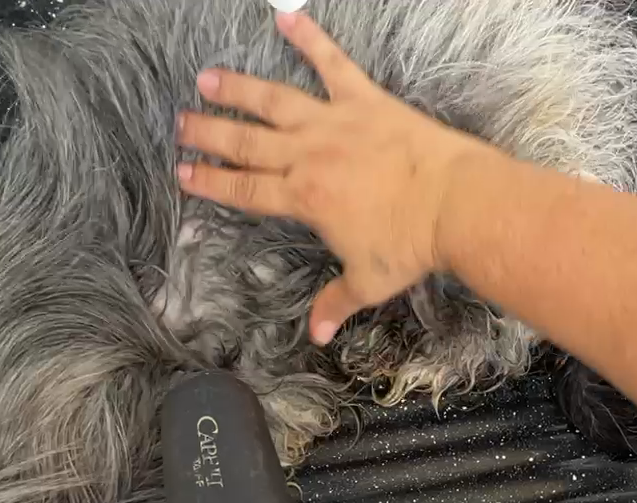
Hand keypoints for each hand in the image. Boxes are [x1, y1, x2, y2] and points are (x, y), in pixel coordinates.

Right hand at [175, 11, 502, 343]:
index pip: (247, 190)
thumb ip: (336, 305)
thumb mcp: (368, 282)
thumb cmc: (411, 245)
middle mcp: (310, 155)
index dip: (214, 183)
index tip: (185, 174)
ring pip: (274, 99)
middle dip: (211, 133)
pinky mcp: (365, 99)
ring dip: (239, 88)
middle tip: (182, 125)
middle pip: (248, 142)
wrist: (453, 205)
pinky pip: (331, 61)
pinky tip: (285, 15)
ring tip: (209, 79)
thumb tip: (318, 336)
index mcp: (305, 199)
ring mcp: (335, 122)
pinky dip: (308, 37)